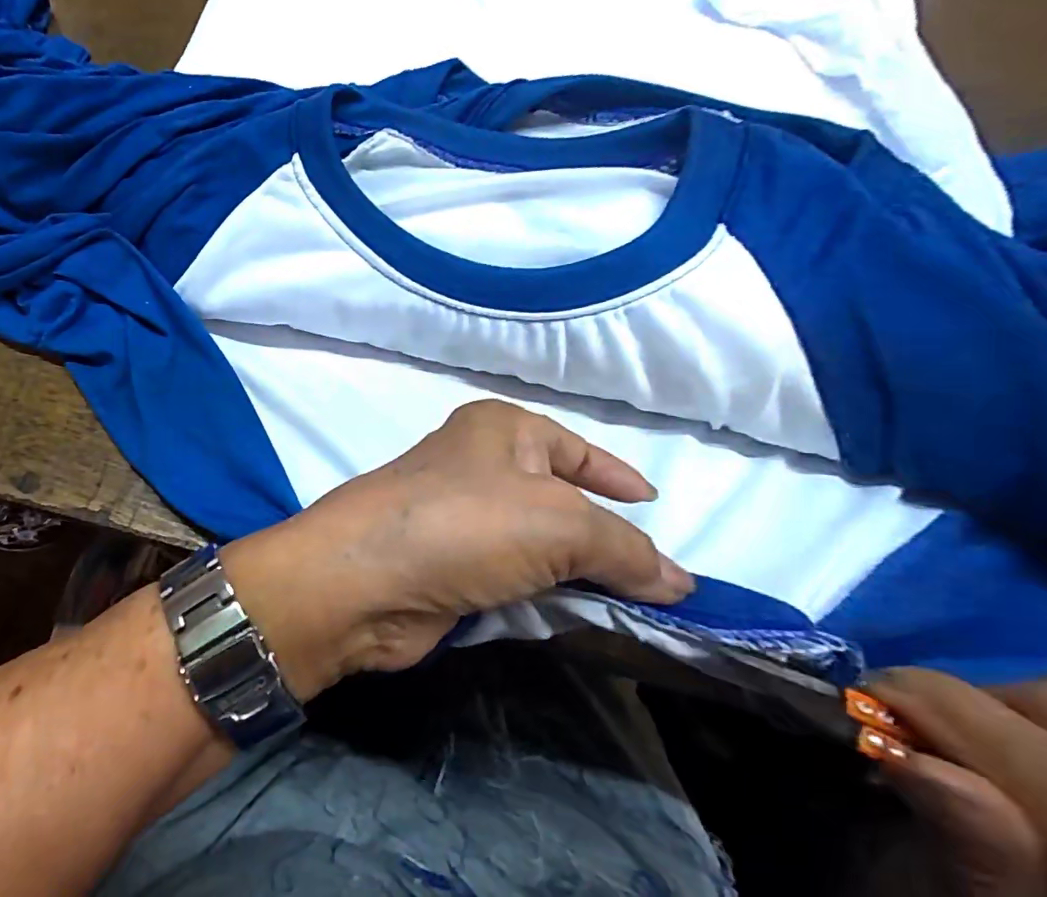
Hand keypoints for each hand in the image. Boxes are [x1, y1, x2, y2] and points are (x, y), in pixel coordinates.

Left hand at [219, 399, 692, 699]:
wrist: (364, 581)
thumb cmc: (465, 525)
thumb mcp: (560, 525)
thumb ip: (625, 550)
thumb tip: (682, 583)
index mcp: (501, 430)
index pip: (574, 447)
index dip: (614, 474)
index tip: (653, 503)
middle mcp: (477, 465)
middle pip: (557, 498)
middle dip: (602, 534)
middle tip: (652, 572)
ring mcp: (458, 518)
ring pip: (535, 545)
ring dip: (573, 573)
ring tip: (625, 602)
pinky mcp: (447, 567)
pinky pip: (511, 579)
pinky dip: (541, 596)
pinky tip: (569, 616)